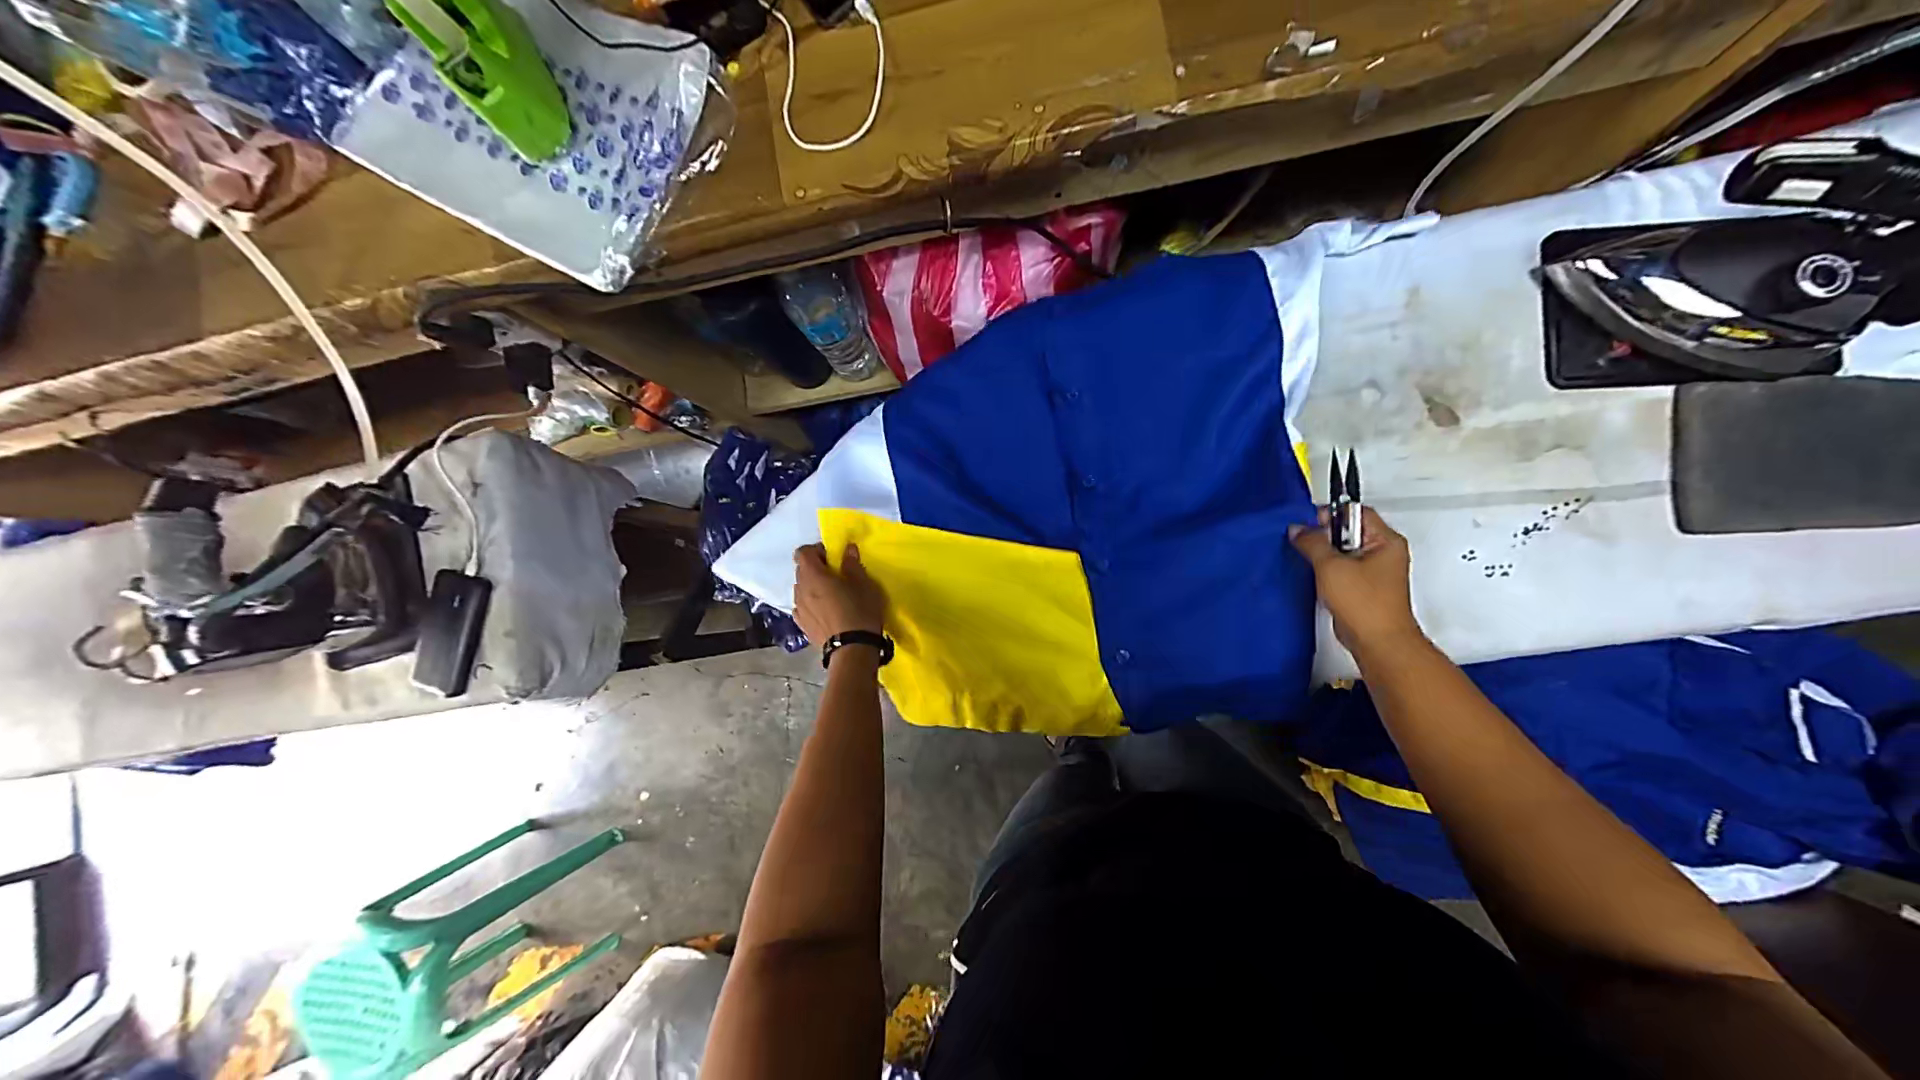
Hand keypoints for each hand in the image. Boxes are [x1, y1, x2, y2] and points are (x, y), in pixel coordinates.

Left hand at [793, 543, 885, 645]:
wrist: (852, 649)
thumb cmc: (860, 611)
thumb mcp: (863, 583)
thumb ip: (852, 564)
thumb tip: (847, 548)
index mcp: (813, 576)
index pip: (802, 553)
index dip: (816, 550)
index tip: (833, 557)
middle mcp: (801, 590)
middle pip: (801, 570)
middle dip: (816, 567)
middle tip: (836, 574)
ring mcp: (799, 609)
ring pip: (801, 589)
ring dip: (812, 586)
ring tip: (831, 594)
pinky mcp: (802, 625)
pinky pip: (802, 607)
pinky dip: (810, 603)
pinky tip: (824, 610)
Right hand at [1289, 506, 1425, 657]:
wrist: (1376, 641)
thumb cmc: (1366, 605)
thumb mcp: (1331, 566)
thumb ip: (1312, 542)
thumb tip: (1298, 530)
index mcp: (1386, 541)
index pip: (1356, 512)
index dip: (1331, 514)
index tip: (1309, 522)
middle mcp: (1384, 553)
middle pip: (1349, 530)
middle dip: (1324, 535)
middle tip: (1306, 541)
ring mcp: (1374, 571)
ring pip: (1343, 551)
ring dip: (1324, 554)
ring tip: (1310, 560)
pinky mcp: (1363, 587)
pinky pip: (1341, 568)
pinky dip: (1327, 570)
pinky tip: (1316, 577)